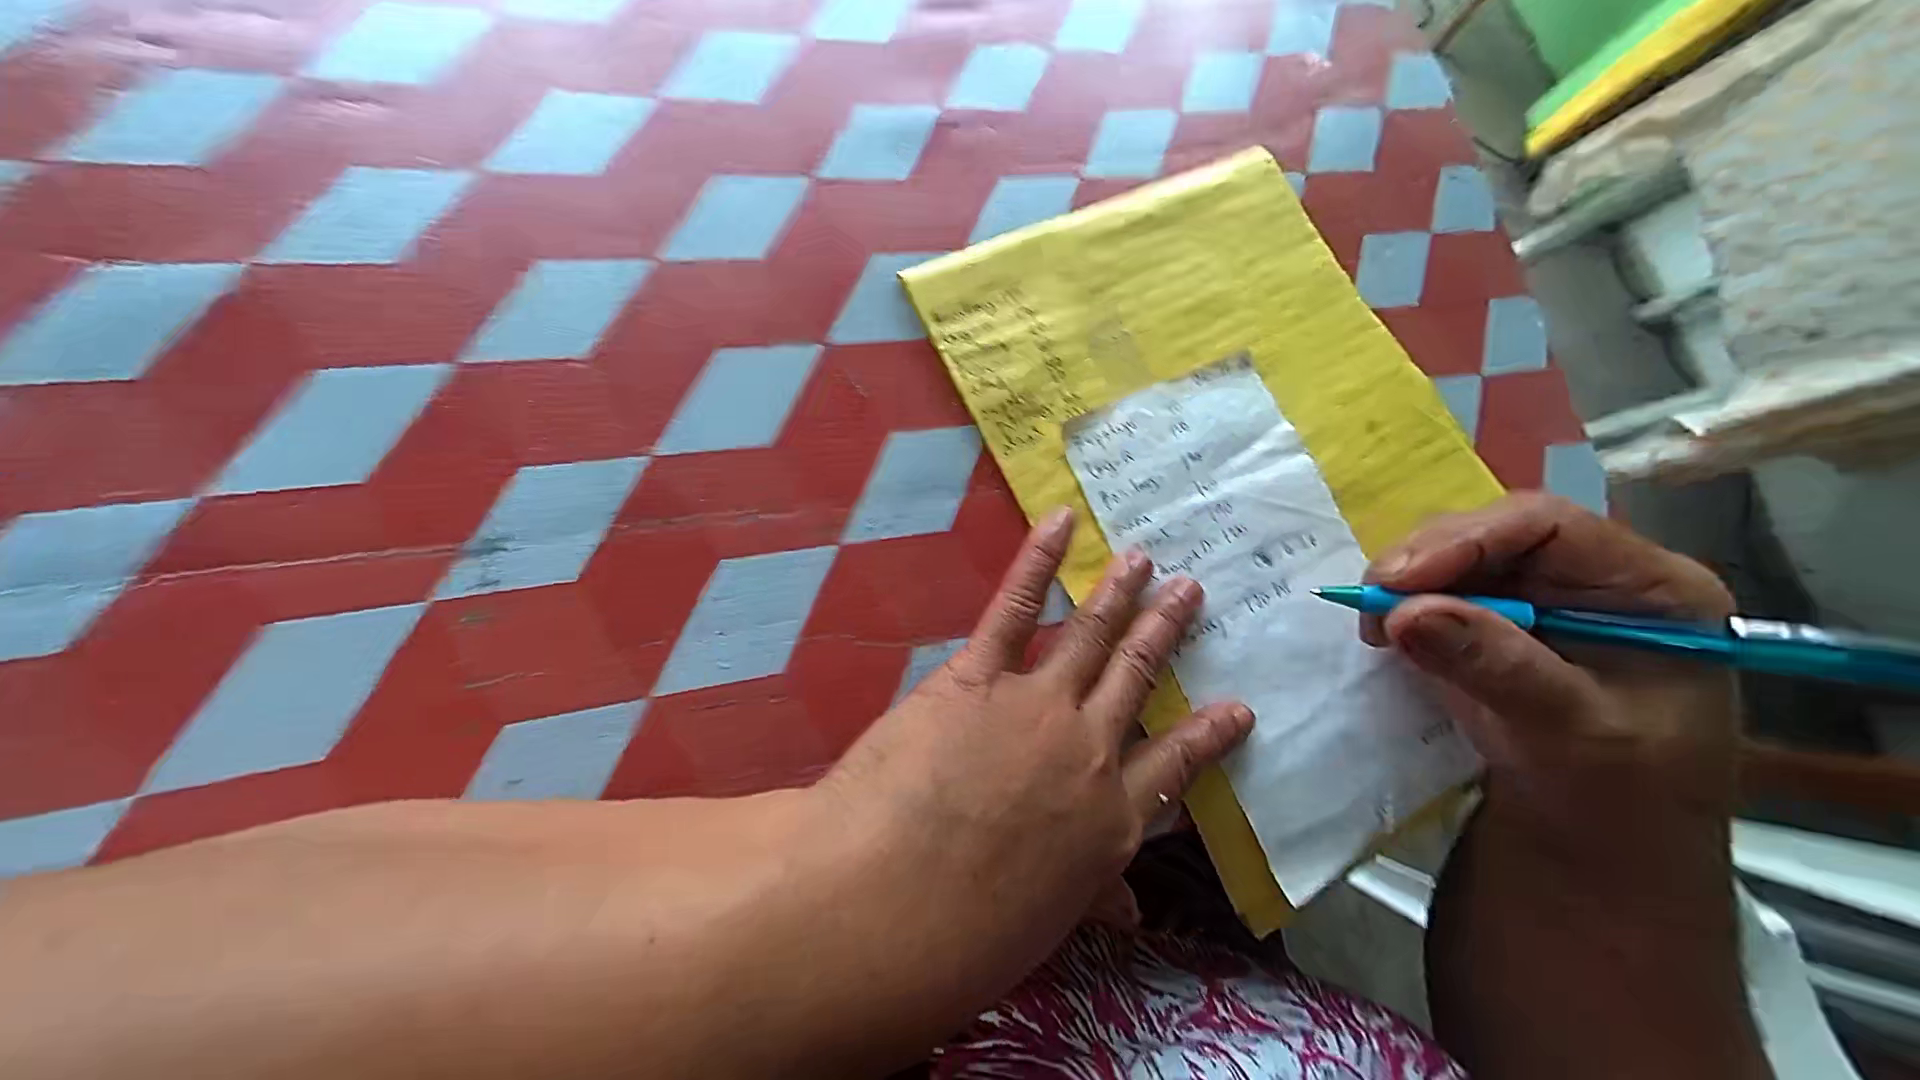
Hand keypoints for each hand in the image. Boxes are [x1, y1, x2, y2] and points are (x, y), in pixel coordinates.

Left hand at [824, 507, 1251, 989]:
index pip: (1175, 767)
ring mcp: (1036, 704)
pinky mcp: (977, 677)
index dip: (1208, 735)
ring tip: (1142, 560)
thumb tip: (1127, 911)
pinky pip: (1013, 609)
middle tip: (1190, 591)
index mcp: (1110, 820)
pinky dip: (1037, 562)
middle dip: (1165, 632)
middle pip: (1136, 677)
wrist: (894, 901)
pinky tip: (1059, 526)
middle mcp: (1087, 750)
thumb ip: (1089, 897)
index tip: (1239, 707)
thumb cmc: (968, 933)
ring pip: (1088, 636)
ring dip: (1118, 594)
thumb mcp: (1048, 923)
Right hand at [1364, 492, 1737, 875]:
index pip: (1546, 526)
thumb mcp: (1573, 733)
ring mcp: (1538, 599)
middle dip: (1422, 561)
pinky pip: (1436, 591)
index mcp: (1646, 589)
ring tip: (1376, 626)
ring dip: (1404, 584)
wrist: (1602, 851)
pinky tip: (1387, 632)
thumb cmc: (1620, 801)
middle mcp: (1589, 579)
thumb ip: (1496, 666)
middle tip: (1371, 603)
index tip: (1397, 581)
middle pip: (1490, 533)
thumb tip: (1402, 612)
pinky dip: (1402, 605)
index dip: (1465, 539)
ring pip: (1454, 557)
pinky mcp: (1494, 623)